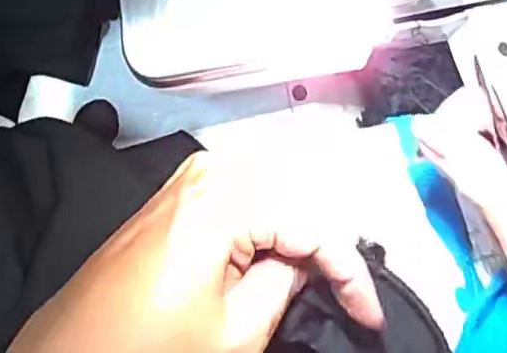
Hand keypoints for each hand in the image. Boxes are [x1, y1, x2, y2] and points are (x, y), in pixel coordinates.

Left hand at [9, 150, 384, 352]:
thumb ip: (285, 282)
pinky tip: (278, 253)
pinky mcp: (178, 192)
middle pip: (292, 192)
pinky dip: (267, 220)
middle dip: (323, 241)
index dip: (348, 269)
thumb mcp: (233, 331)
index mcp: (223, 197)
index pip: (308, 220)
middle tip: (347, 292)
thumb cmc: (139, 347)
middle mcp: (207, 171)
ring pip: (270, 188)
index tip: (367, 312)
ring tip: (318, 278)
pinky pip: (241, 193)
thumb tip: (311, 262)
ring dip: (297, 228)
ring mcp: (189, 177)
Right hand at [413, 94, 506, 352]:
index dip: (462, 115)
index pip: (504, 101)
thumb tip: (433, 130)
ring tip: (479, 209)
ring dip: (482, 175)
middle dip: (469, 149)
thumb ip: (479, 179)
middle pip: (503, 125)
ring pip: (506, 153)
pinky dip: (499, 195)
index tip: (431, 140)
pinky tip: (500, 222)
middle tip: (447, 177)